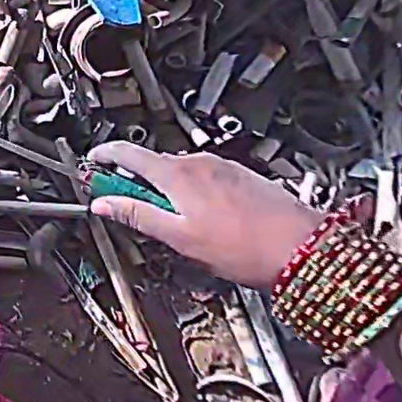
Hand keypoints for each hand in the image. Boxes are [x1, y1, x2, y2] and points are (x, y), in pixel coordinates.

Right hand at [87, 143, 324, 288]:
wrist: (308, 250)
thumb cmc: (247, 247)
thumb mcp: (180, 238)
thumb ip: (137, 215)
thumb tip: (104, 204)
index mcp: (177, 174)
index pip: (126, 152)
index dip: (103, 155)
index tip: (93, 162)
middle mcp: (198, 162)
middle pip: (151, 163)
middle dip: (134, 181)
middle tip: (127, 207)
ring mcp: (220, 167)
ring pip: (177, 172)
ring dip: (164, 189)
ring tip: (173, 223)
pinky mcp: (238, 176)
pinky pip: (200, 177)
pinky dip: (189, 191)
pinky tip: (202, 220)